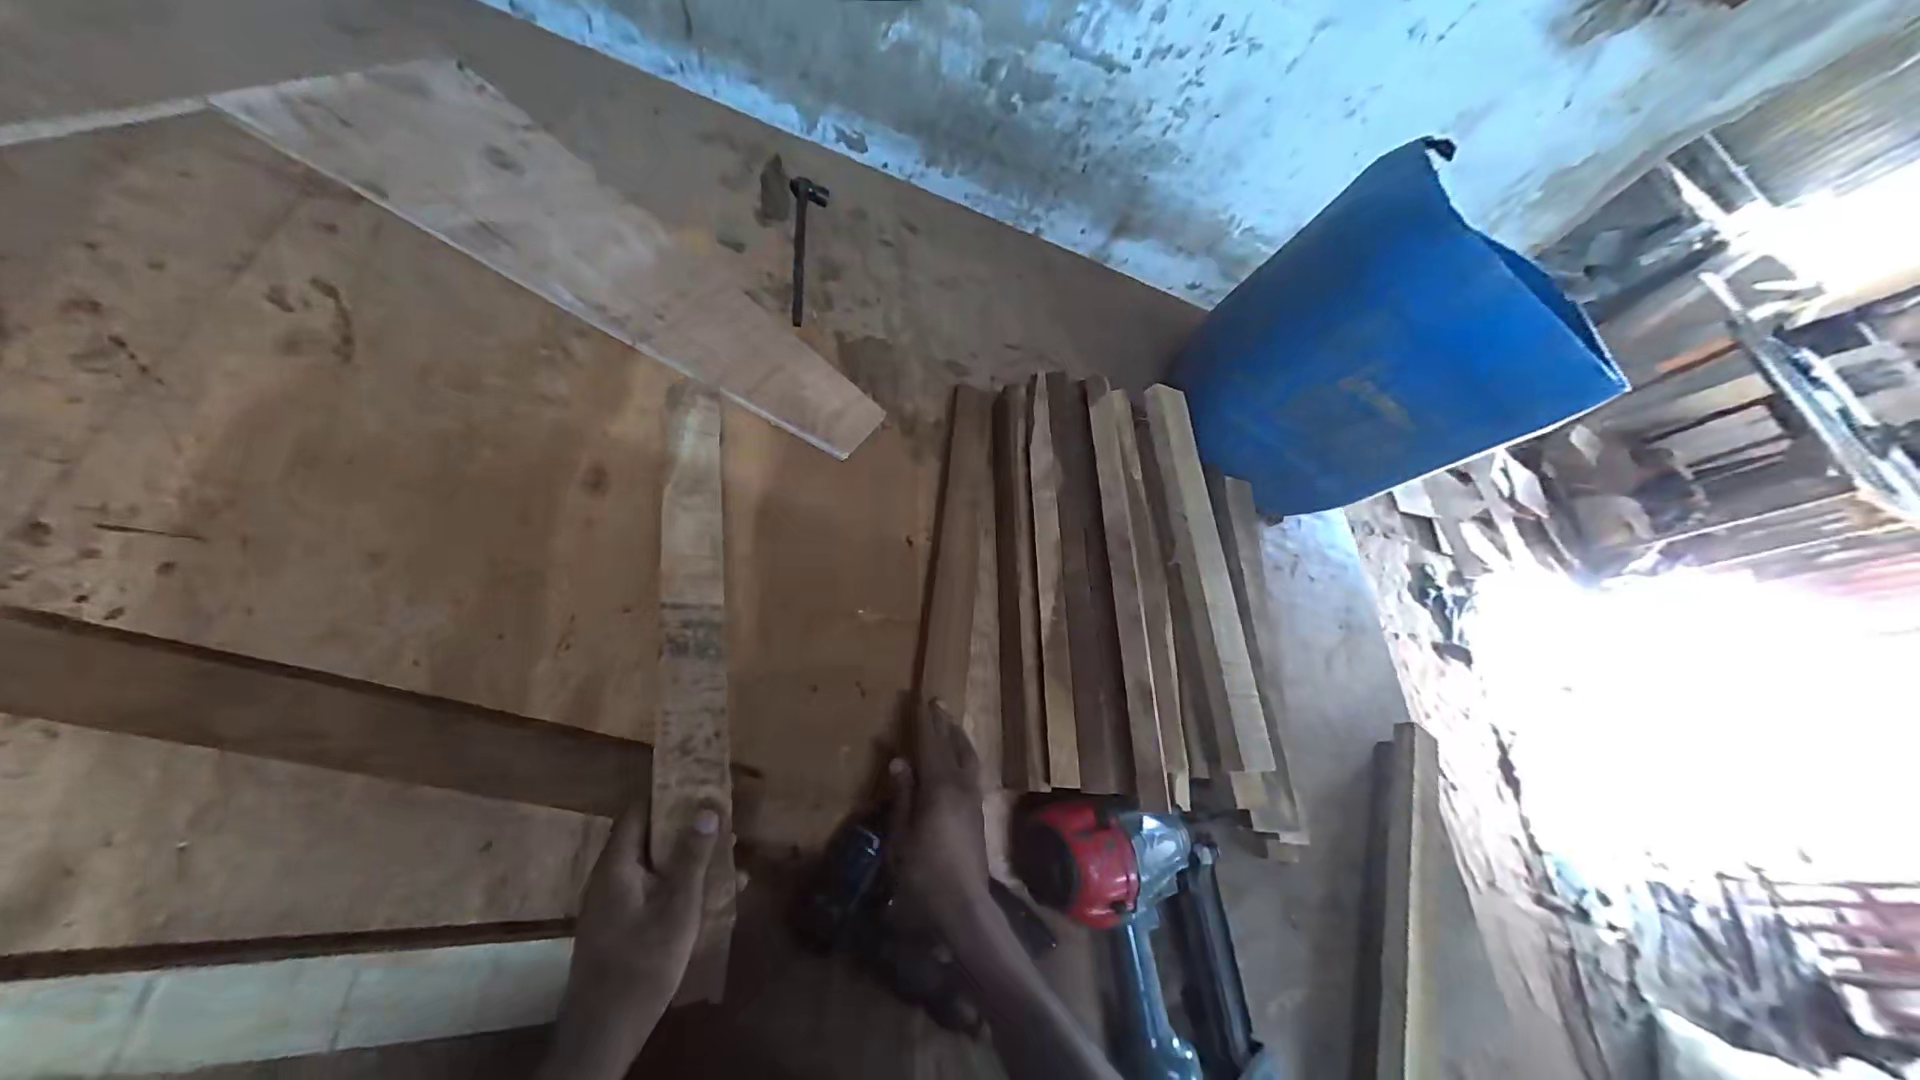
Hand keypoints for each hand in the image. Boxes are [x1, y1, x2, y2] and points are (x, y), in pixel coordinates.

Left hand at [537, 800, 719, 1079]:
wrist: (605, 1033)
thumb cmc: (642, 963)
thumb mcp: (678, 908)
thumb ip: (693, 857)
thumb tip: (707, 809)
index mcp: (617, 867)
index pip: (636, 813)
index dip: (666, 793)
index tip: (699, 782)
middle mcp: (610, 879)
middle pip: (649, 837)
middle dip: (687, 826)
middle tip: (724, 819)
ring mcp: (614, 905)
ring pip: (656, 866)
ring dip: (690, 858)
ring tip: (730, 855)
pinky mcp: (622, 926)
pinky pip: (654, 890)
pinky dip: (682, 885)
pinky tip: (717, 895)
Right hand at [888, 698, 991, 929]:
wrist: (963, 905)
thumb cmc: (923, 873)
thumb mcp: (901, 835)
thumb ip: (903, 795)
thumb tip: (900, 761)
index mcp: (939, 787)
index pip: (930, 744)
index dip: (923, 722)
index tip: (918, 700)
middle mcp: (961, 786)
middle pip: (953, 745)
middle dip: (943, 723)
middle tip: (936, 702)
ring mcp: (973, 799)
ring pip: (968, 757)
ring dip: (958, 736)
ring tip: (950, 723)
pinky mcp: (978, 813)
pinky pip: (972, 770)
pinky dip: (964, 754)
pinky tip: (959, 759)